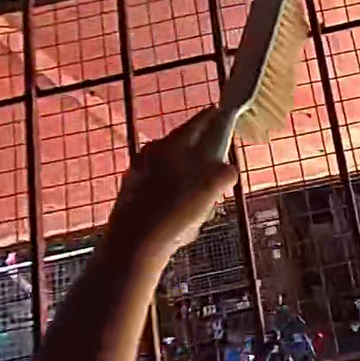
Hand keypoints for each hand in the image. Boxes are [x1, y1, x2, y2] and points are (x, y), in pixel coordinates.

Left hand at [104, 109, 237, 264]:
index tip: (222, 113)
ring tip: (200, 209)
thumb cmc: (174, 212)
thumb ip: (225, 173)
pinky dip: (176, 199)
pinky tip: (182, 222)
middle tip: (218, 180)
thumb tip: (227, 170)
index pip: (197, 122)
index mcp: (169, 145)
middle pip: (186, 148)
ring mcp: (138, 174)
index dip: (214, 117)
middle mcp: (150, 154)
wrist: (133, 248)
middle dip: (205, 161)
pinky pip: (163, 190)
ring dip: (192, 184)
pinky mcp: (131, 196)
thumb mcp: (212, 188)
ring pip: (176, 172)